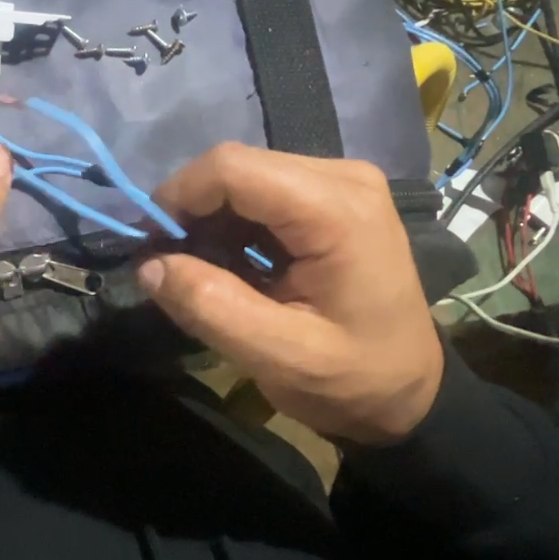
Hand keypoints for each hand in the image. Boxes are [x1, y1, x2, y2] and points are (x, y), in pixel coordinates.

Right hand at [137, 144, 442, 444]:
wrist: (411, 393)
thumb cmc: (354, 379)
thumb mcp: (279, 357)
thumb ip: (211, 307)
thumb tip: (147, 264)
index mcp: (337, 211)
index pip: (232, 168)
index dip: (178, 197)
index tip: (150, 245)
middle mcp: (342, 177)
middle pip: (235, 166)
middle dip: (190, 209)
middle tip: (169, 263)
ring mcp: (340, 181)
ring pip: (242, 175)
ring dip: (208, 217)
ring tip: (200, 269)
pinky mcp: (331, 194)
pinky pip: (260, 189)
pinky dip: (230, 221)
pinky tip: (230, 261)